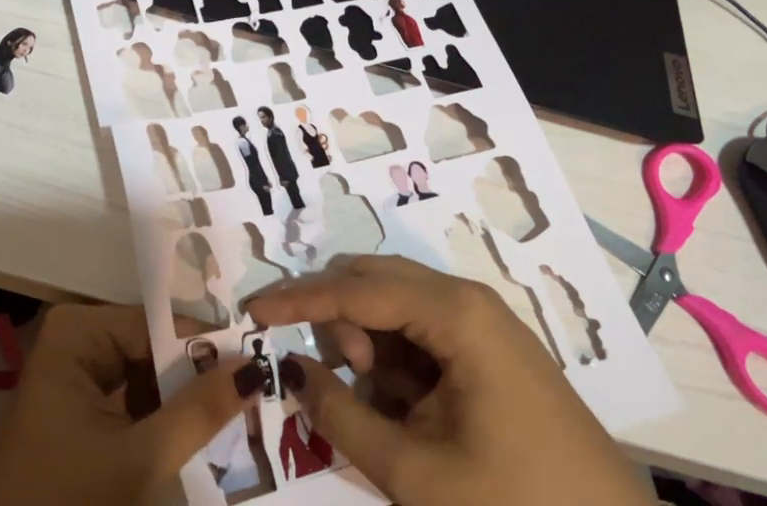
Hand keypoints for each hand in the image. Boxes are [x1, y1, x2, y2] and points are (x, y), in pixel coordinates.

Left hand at [0, 304, 266, 504]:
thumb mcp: (141, 458)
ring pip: (150, 374)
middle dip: (201, 373)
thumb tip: (255, 366)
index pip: (162, 323)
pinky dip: (165, 417)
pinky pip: (134, 398)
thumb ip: (199, 410)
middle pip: (157, 346)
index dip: (211, 344)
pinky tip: (206, 429)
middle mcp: (76, 339)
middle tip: (262, 387)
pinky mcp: (80, 408)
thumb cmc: (65, 498)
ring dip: (188, 398)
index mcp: (78, 331)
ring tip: (246, 407)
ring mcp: (77, 373)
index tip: (264, 360)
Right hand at [244, 256, 651, 505]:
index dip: (300, 299)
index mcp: (456, 315)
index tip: (251, 310)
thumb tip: (297, 372)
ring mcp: (483, 327)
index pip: (357, 288)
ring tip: (368, 401)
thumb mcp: (414, 472)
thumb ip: (343, 416)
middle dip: (336, 316)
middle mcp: (468, 303)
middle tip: (320, 369)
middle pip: (376, 282)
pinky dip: (394, 365)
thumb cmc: (514, 504)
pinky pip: (422, 339)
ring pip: (396, 309)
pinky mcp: (490, 355)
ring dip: (366, 344)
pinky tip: (396, 409)